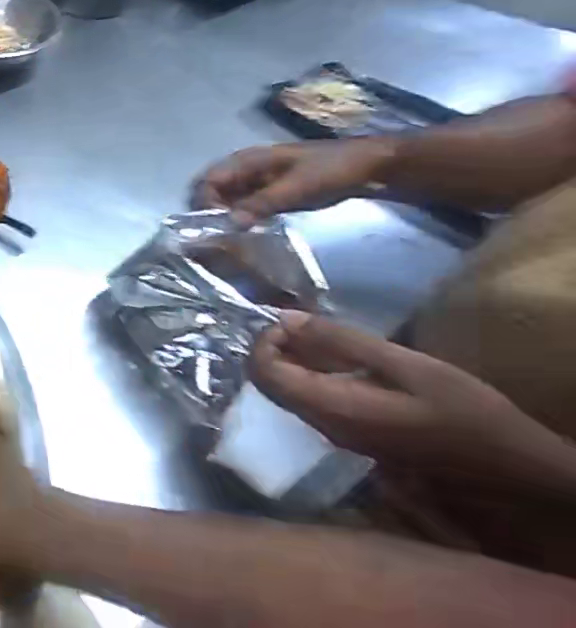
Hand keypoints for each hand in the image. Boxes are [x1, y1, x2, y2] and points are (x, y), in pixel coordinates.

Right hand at [191, 140, 393, 222]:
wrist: (377, 165)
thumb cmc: (334, 170)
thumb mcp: (298, 187)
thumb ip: (262, 203)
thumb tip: (230, 223)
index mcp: (244, 161)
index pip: (208, 181)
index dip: (206, 202)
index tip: (219, 226)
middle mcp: (244, 169)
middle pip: (213, 190)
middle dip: (211, 211)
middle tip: (223, 234)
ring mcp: (258, 179)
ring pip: (228, 198)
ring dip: (228, 215)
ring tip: (236, 235)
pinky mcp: (272, 190)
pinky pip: (246, 203)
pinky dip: (244, 216)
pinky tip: (252, 230)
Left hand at [250, 312, 560, 485]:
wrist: (527, 472)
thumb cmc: (472, 415)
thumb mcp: (411, 368)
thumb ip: (343, 341)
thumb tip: (285, 317)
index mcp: (331, 409)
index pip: (262, 370)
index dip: (265, 340)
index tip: (290, 322)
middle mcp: (324, 425)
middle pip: (267, 381)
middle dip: (273, 348)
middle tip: (303, 327)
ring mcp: (339, 435)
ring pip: (287, 391)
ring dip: (292, 361)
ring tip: (320, 338)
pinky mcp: (356, 437)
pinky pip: (312, 401)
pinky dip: (311, 376)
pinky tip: (338, 361)